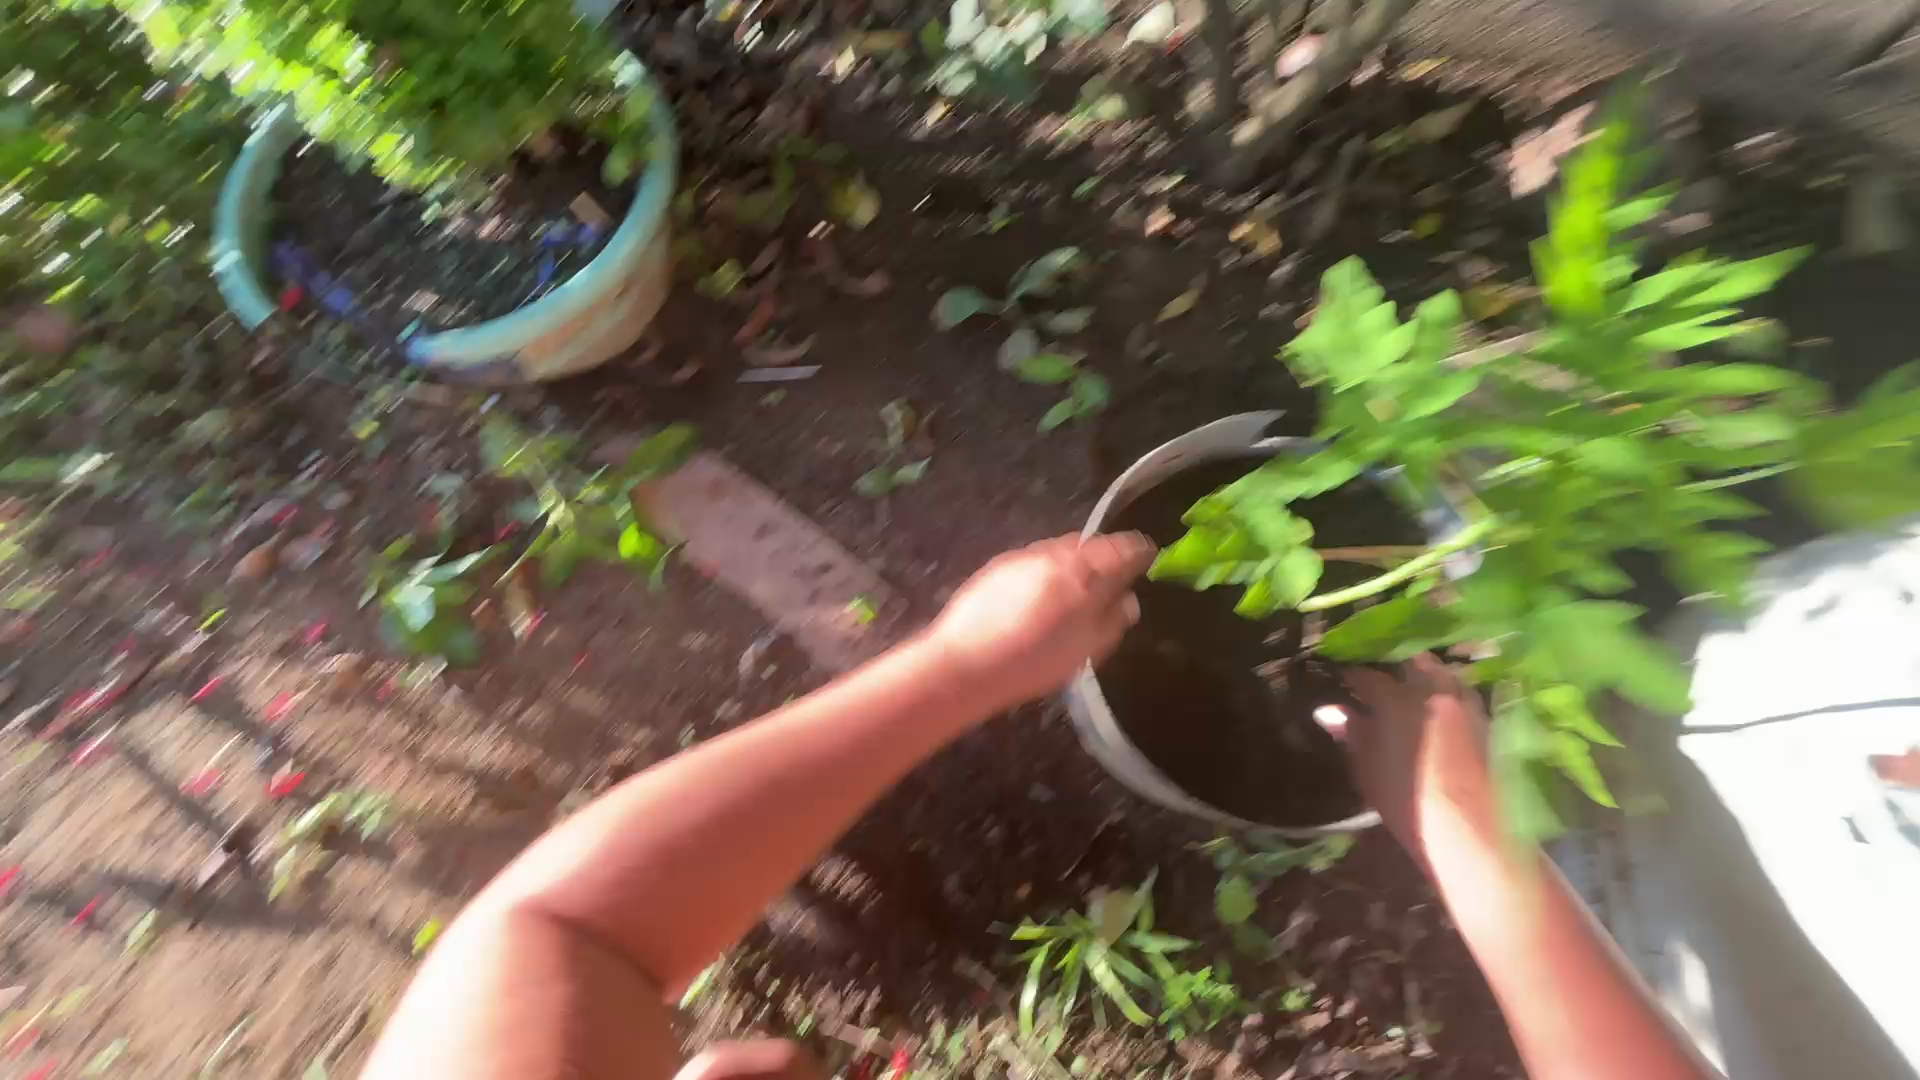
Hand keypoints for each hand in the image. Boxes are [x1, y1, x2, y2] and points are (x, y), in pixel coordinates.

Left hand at [922, 532, 1154, 708]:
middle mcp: (1054, 555)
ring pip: (1060, 550)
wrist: (965, 663)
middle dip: (1105, 555)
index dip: (1138, 550)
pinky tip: (1042, 593)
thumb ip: (1111, 621)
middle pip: (1089, 544)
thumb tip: (1128, 601)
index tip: (1148, 555)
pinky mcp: (998, 565)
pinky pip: (1035, 559)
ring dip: (1075, 560)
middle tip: (1113, 573)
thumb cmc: (1032, 663)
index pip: (1121, 548)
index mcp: (1082, 573)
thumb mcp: (1083, 650)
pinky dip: (1048, 568)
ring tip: (1077, 585)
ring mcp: (1023, 557)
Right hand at [1316, 655, 1495, 853]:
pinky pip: (1463, 695)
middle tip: (1374, 676)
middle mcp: (1434, 692)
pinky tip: (1436, 709)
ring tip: (1407, 687)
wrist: (1476, 837)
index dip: (1348, 674)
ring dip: (1424, 674)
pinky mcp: (1489, 725)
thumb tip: (1328, 710)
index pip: (1366, 675)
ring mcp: (1466, 706)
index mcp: (1398, 698)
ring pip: (1443, 674)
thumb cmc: (1408, 802)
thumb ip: (1351, 732)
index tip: (1335, 675)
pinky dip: (1447, 693)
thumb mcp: (1368, 769)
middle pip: (1412, 662)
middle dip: (1391, 665)